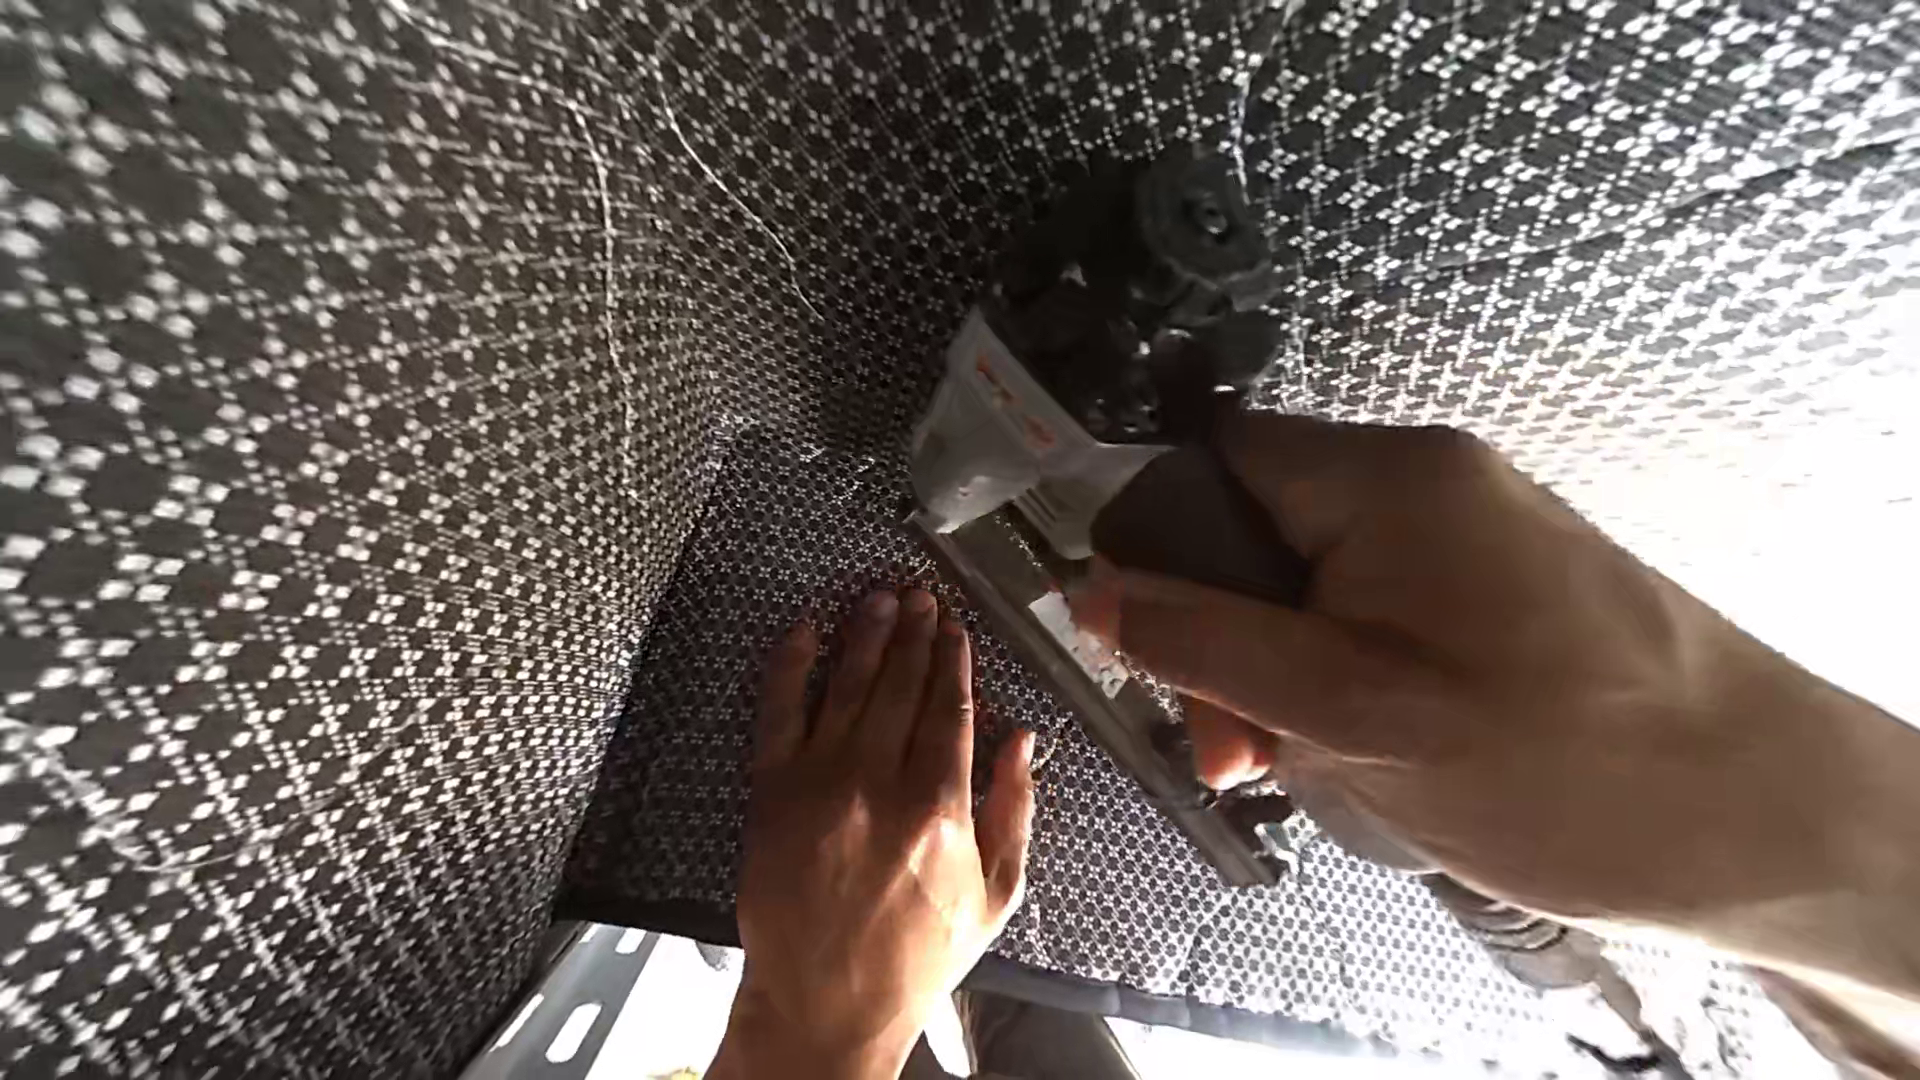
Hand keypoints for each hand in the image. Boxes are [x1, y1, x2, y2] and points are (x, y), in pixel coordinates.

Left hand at [709, 589, 1036, 1079]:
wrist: (825, 1005)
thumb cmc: (920, 952)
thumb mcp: (996, 895)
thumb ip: (1016, 809)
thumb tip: (1023, 737)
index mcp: (938, 807)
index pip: (949, 709)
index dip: (953, 661)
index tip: (955, 627)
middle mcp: (879, 782)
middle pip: (902, 686)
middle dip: (916, 634)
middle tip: (922, 596)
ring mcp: (820, 780)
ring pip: (849, 685)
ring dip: (867, 634)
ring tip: (881, 596)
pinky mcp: (771, 789)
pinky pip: (778, 711)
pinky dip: (789, 665)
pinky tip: (805, 628)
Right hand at [1073, 415, 1919, 997]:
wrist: (1791, 844)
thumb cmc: (1572, 767)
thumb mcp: (1349, 709)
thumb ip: (1204, 644)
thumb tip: (1089, 596)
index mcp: (1380, 478)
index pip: (1212, 459)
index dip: (1149, 529)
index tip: (1123, 616)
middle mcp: (1403, 485)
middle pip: (1238, 532)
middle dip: (1204, 628)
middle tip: (1214, 733)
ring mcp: (1430, 538)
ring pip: (1278, 584)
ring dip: (1250, 667)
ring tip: (1265, 759)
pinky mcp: (1450, 589)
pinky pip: (1329, 611)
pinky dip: (1301, 674)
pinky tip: (1316, 744)